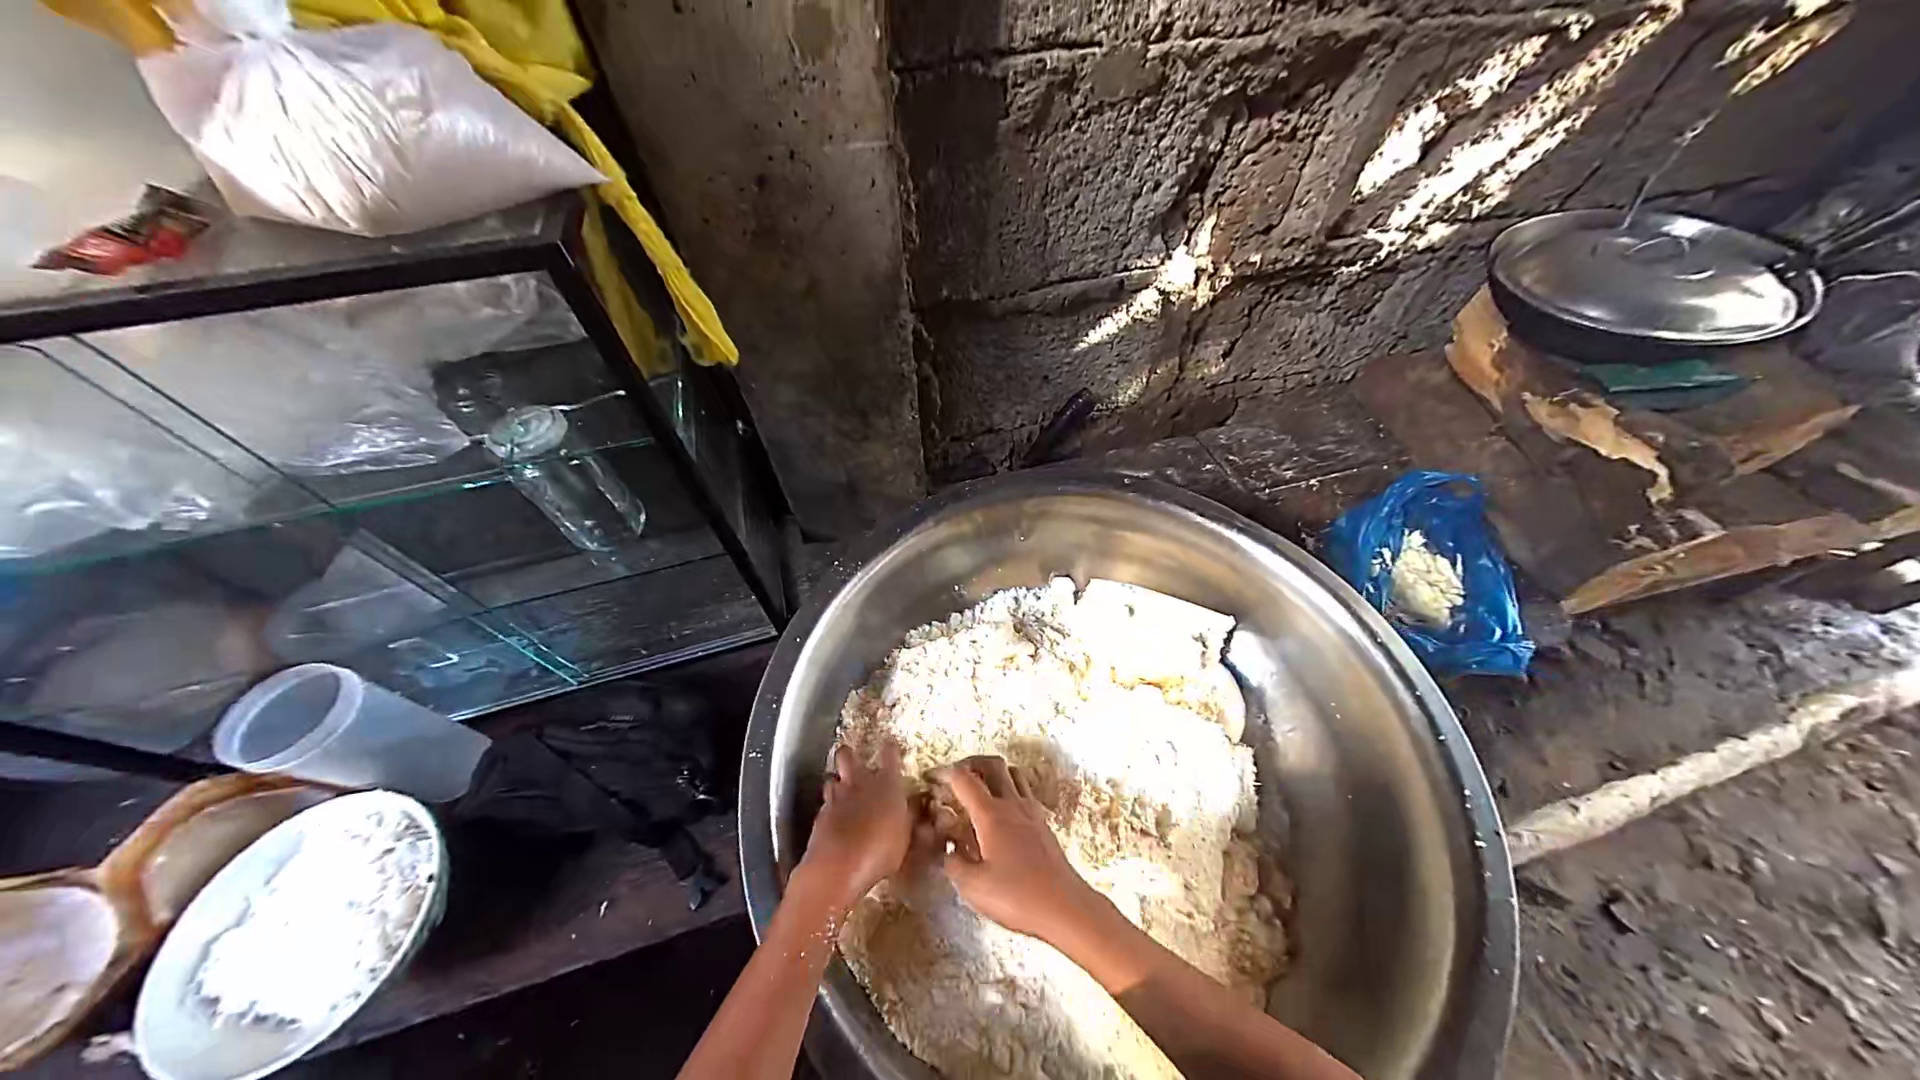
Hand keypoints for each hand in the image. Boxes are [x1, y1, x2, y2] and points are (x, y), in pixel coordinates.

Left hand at [794, 741, 913, 912]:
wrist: (837, 867)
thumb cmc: (880, 851)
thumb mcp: (906, 837)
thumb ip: (911, 818)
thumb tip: (919, 806)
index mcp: (886, 784)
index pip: (890, 755)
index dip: (890, 747)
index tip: (890, 743)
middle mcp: (859, 784)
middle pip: (847, 756)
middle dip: (849, 754)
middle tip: (852, 758)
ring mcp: (836, 798)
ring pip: (832, 777)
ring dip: (837, 781)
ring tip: (842, 788)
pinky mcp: (820, 815)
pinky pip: (825, 803)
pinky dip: (829, 806)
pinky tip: (834, 816)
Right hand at [935, 756, 1110, 943]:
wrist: (1065, 907)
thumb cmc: (1017, 897)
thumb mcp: (973, 887)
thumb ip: (954, 863)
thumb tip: (949, 850)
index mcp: (991, 814)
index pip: (963, 779)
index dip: (944, 773)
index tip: (931, 778)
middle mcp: (1012, 804)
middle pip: (992, 764)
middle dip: (970, 763)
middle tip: (955, 777)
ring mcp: (1031, 812)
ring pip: (1012, 774)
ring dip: (993, 773)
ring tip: (978, 791)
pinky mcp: (1043, 824)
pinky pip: (1024, 792)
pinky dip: (1009, 790)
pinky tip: (1001, 814)